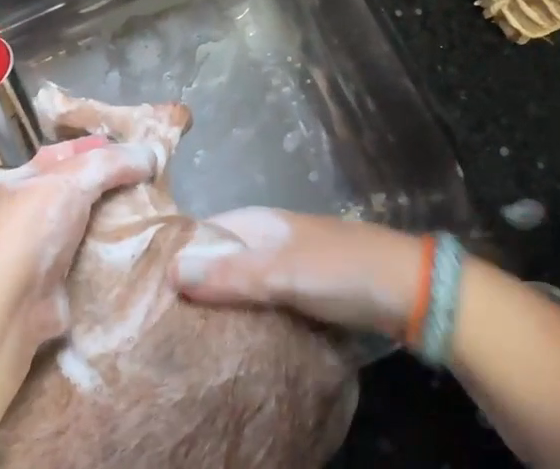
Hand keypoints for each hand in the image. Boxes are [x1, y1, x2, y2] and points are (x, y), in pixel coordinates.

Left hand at [0, 136, 157, 347]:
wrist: (9, 306)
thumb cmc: (31, 230)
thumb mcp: (68, 181)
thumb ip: (109, 164)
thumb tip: (149, 154)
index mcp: (20, 178)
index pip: (64, 152)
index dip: (97, 146)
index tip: (136, 148)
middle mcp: (29, 209)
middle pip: (79, 188)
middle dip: (113, 184)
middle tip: (155, 181)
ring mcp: (44, 246)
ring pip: (89, 223)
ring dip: (119, 219)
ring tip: (158, 211)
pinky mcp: (59, 279)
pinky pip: (93, 257)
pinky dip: (116, 252)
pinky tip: (146, 246)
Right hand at [168, 207, 426, 337]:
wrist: (413, 290)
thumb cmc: (342, 271)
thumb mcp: (282, 272)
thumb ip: (230, 274)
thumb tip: (168, 273)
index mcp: (256, 221)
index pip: (199, 231)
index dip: (174, 253)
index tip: (146, 286)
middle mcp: (265, 237)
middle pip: (217, 257)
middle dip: (193, 282)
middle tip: (164, 319)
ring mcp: (286, 263)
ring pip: (239, 280)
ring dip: (220, 301)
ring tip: (190, 334)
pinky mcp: (303, 290)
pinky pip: (261, 299)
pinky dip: (246, 314)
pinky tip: (234, 337)